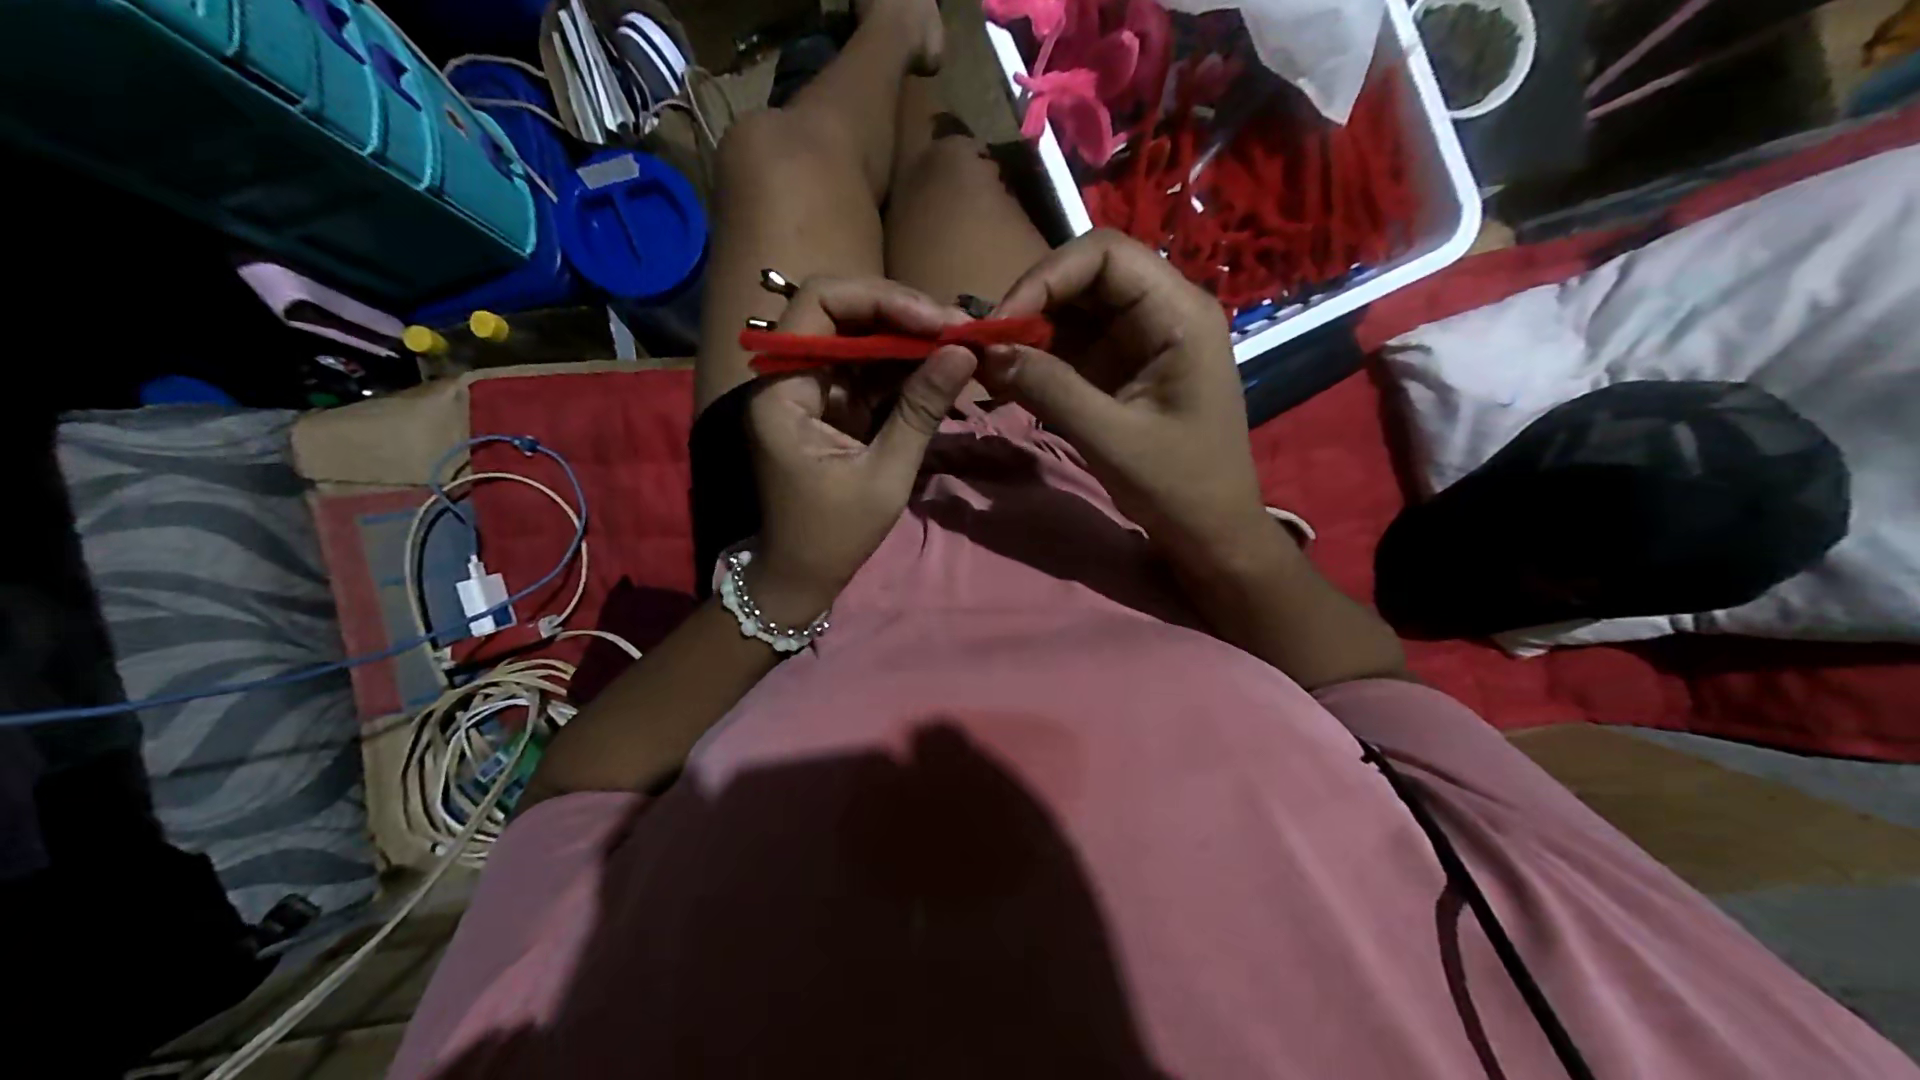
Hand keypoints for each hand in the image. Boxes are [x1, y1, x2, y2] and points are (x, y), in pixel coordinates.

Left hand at [746, 277, 977, 620]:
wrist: (802, 575)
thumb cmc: (834, 535)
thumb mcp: (884, 474)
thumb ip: (920, 409)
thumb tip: (963, 351)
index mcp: (782, 391)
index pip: (820, 306)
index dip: (879, 299)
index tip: (936, 320)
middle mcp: (789, 377)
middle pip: (842, 314)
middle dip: (902, 314)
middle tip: (960, 328)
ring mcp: (811, 390)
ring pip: (860, 339)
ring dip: (910, 338)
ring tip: (962, 344)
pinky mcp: (832, 406)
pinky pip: (869, 370)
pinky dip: (906, 367)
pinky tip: (944, 368)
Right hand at [983, 230, 1276, 577]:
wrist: (1211, 531)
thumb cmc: (1178, 486)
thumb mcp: (1111, 439)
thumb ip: (1050, 389)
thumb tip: (987, 353)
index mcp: (1178, 314)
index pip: (1105, 255)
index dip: (1045, 276)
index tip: (1001, 322)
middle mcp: (1162, 311)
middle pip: (1086, 275)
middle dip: (1032, 304)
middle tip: (988, 346)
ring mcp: (1142, 338)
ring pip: (1075, 309)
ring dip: (1031, 332)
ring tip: (992, 365)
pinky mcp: (1124, 365)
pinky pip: (1075, 343)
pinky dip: (1041, 357)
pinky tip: (1011, 379)